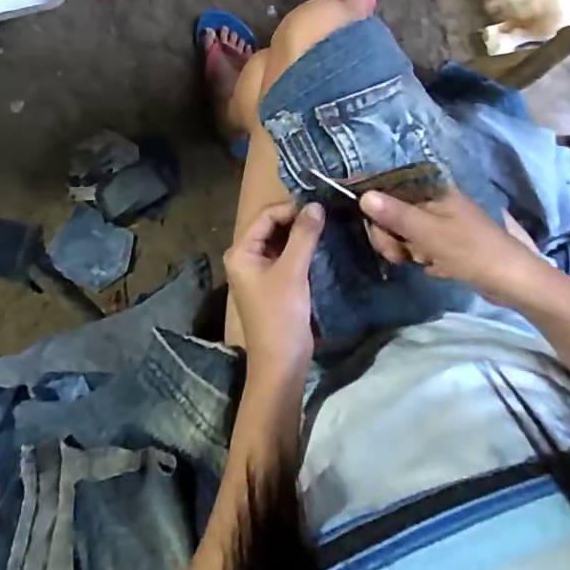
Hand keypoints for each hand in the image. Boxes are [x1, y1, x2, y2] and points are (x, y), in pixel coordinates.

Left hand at [223, 202, 323, 370]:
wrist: (281, 364)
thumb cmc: (281, 316)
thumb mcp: (292, 272)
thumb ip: (303, 236)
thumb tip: (317, 205)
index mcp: (240, 252)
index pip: (266, 216)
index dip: (292, 208)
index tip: (321, 207)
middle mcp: (246, 257)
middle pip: (272, 226)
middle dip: (297, 219)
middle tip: (327, 214)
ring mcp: (260, 270)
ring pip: (281, 240)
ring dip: (302, 233)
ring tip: (328, 226)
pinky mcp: (274, 282)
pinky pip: (287, 255)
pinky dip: (302, 248)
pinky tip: (322, 245)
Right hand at [359, 188, 555, 302]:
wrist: (512, 280)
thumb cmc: (470, 250)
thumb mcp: (428, 233)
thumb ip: (395, 214)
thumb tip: (364, 196)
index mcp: (432, 190)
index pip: (390, 192)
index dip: (377, 212)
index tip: (378, 235)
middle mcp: (436, 201)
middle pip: (394, 214)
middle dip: (392, 237)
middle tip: (399, 256)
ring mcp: (443, 221)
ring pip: (406, 233)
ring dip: (408, 250)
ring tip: (423, 262)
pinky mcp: (449, 241)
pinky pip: (421, 246)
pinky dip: (423, 258)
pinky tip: (435, 267)